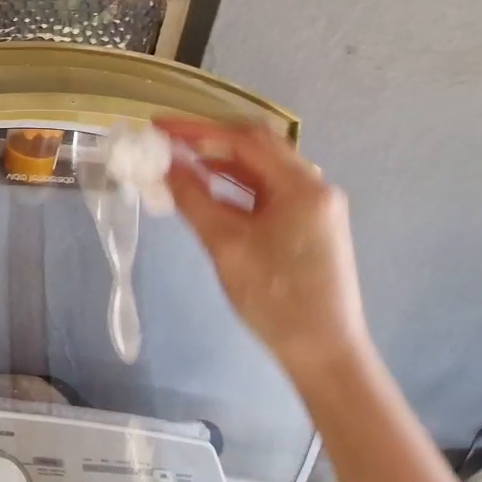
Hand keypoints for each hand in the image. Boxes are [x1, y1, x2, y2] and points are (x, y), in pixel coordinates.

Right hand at [155, 118, 370, 378]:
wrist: (324, 354)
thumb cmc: (275, 297)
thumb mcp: (225, 243)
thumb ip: (192, 196)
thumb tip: (164, 162)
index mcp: (302, 187)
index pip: (244, 139)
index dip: (197, 128)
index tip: (157, 127)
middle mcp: (314, 188)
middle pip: (257, 145)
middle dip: (209, 138)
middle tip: (167, 139)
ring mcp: (313, 206)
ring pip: (260, 166)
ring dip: (220, 159)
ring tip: (179, 159)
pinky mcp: (307, 224)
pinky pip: (265, 188)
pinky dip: (233, 182)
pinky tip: (205, 186)